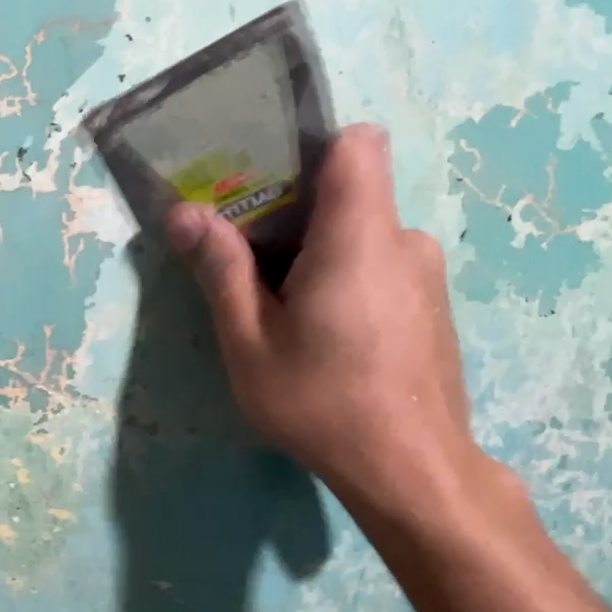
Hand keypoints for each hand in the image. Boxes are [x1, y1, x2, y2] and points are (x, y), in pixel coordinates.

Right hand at [165, 125, 476, 496]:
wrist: (410, 468)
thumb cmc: (319, 402)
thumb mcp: (248, 340)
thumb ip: (221, 269)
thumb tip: (184, 212)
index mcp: (358, 237)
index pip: (356, 144)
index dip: (307, 150)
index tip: (258, 187)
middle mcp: (402, 239)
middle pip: (344, 192)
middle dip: (288, 215)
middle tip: (239, 264)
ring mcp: (422, 271)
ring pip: (358, 232)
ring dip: (311, 253)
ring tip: (274, 311)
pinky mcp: (427, 301)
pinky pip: (375, 262)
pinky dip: (338, 277)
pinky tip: (316, 334)